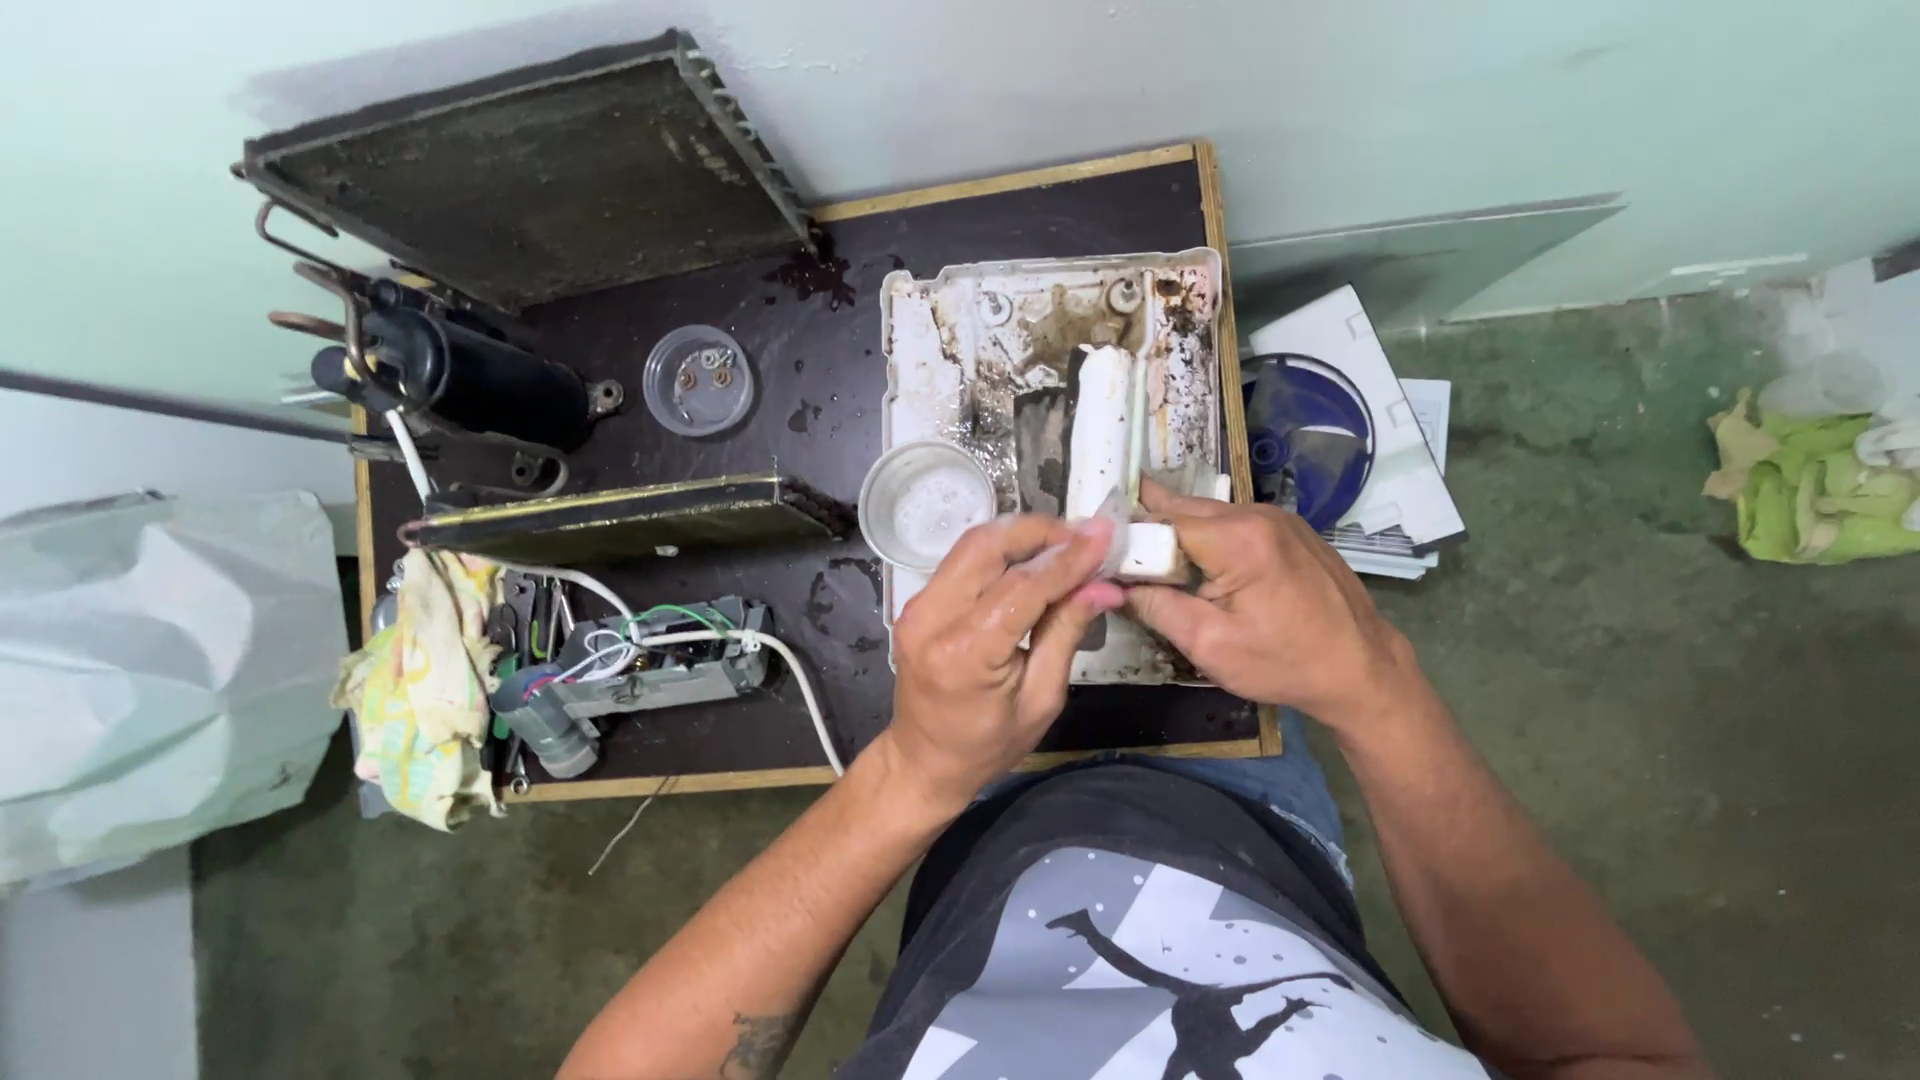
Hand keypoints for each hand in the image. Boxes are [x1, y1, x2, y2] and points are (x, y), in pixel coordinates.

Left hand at [883, 514, 1124, 808]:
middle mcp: (932, 618)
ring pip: (972, 545)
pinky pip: (962, 562)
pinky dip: (1001, 553)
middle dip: (1039, 532)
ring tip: (1064, 545)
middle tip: (1083, 537)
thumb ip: (1065, 632)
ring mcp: (917, 607)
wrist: (924, 760)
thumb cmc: (988, 744)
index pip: (1022, 586)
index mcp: (964, 653)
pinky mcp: (917, 603)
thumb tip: (1104, 585)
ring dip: (1020, 537)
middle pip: (987, 546)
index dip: (1067, 558)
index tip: (1104, 536)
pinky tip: (1032, 560)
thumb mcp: (1041, 698)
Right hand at [1125, 478, 1427, 734]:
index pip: (1161, 520)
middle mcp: (1257, 514)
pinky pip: (1234, 524)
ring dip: (1178, 533)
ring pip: (1208, 514)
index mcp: (1237, 538)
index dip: (1129, 538)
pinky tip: (1198, 567)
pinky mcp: (1291, 530)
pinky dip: (1207, 538)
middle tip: (1115, 553)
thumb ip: (1156, 607)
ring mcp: (1279, 518)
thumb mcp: (1209, 645)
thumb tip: (1113, 585)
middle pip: (1183, 508)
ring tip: (1151, 563)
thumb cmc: (1284, 663)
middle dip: (1148, 528)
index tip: (1100, 554)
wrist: (1363, 670)